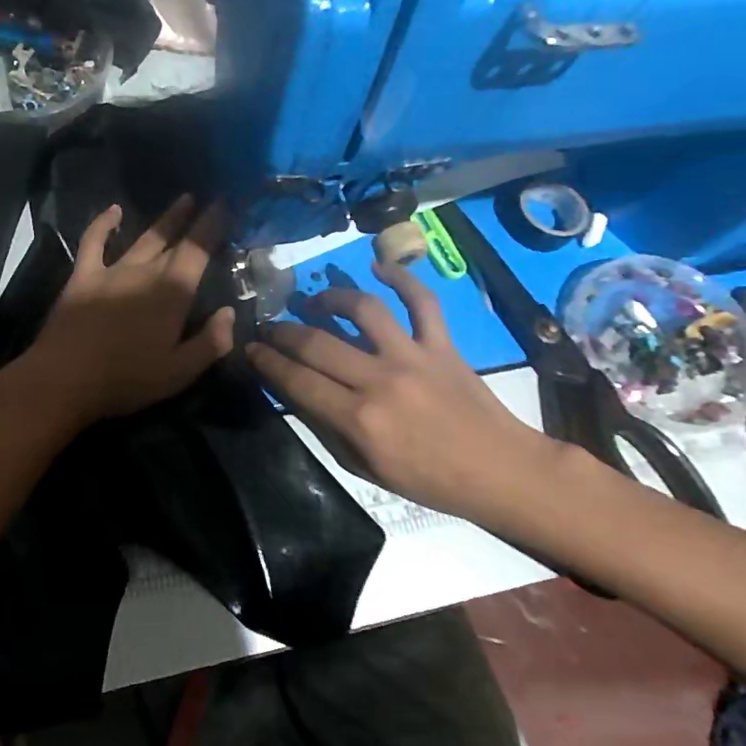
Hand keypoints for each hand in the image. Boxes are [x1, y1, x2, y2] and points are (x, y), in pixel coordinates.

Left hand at [15, 196, 235, 422]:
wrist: (62, 381)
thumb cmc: (127, 379)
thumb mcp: (180, 372)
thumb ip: (212, 342)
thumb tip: (229, 313)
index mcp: (173, 291)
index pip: (199, 248)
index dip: (215, 224)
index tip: (228, 203)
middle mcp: (146, 271)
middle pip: (176, 239)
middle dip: (197, 219)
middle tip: (213, 198)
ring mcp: (112, 271)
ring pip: (145, 238)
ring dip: (166, 218)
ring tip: (183, 200)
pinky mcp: (83, 277)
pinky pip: (94, 242)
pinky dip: (103, 224)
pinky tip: (113, 210)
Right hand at [245, 263, 568, 522]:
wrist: (495, 469)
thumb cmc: (428, 480)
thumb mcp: (367, 470)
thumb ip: (329, 431)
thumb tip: (298, 394)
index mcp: (360, 419)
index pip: (297, 381)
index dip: (267, 361)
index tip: (250, 347)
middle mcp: (380, 379)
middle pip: (317, 342)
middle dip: (283, 330)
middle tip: (270, 325)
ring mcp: (413, 355)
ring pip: (362, 309)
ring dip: (330, 298)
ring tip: (314, 301)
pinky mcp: (442, 343)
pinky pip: (421, 300)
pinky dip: (400, 277)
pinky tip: (378, 266)